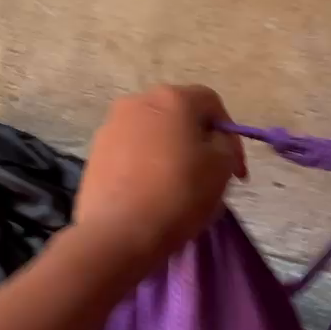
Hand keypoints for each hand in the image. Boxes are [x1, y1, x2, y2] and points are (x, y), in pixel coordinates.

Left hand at [74, 85, 246, 273]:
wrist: (117, 232)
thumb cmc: (177, 194)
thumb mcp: (221, 167)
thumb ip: (225, 144)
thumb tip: (212, 140)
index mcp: (171, 98)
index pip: (212, 104)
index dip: (230, 135)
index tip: (236, 170)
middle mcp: (136, 102)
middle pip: (178, 117)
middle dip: (198, 143)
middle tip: (210, 177)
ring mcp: (110, 127)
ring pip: (152, 135)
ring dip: (170, 154)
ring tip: (179, 188)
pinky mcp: (94, 153)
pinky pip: (130, 153)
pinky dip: (145, 166)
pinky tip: (151, 193)